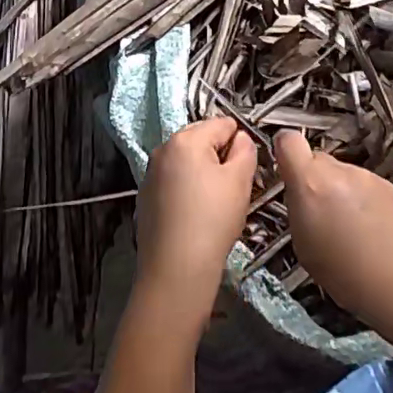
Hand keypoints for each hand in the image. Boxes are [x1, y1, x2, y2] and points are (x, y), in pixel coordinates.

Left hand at [137, 117, 257, 293]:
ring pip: (187, 162)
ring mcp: (150, 173)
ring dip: (203, 173)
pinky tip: (195, 215)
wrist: (176, 268)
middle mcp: (163, 149)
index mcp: (186, 139)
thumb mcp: (240, 181)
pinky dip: (187, 189)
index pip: (222, 123)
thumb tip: (240, 139)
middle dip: (220, 155)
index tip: (246, 168)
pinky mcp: (146, 196)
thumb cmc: (212, 220)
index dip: (240, 141)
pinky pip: (173, 181)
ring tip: (215, 203)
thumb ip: (246, 150)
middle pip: (201, 139)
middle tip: (232, 186)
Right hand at [273, 130, 392, 327]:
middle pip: (316, 160)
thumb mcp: (302, 243)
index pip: (288, 140)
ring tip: (347, 228)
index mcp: (310, 182)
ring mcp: (366, 176)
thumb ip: (297, 207)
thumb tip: (299, 194)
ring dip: (338, 191)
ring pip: (341, 174)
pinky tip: (368, 229)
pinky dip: (360, 199)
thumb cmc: (345, 273)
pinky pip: (362, 185)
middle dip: (312, 179)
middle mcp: (338, 171)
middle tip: (317, 212)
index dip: (284, 151)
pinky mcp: (388, 186)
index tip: (285, 171)